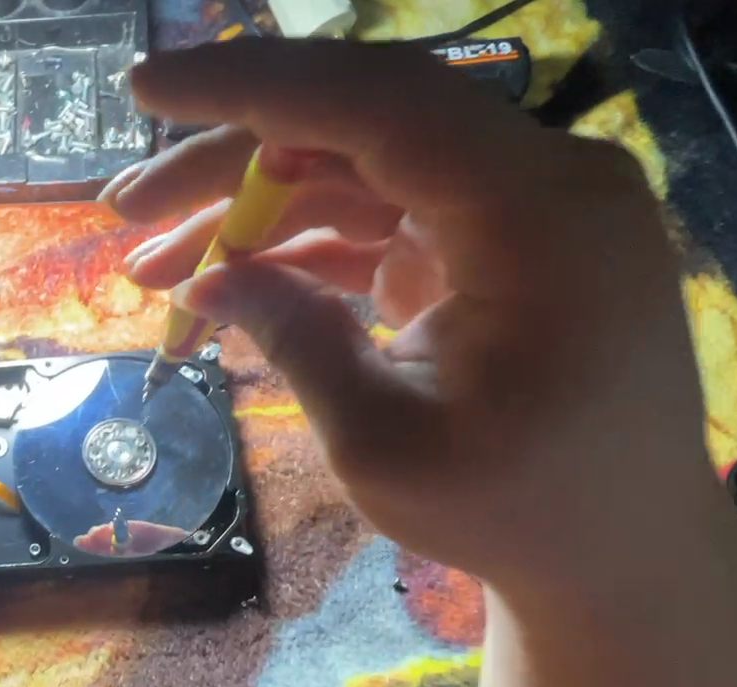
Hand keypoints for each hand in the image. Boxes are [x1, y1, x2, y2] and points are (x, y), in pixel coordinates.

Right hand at [105, 40, 718, 597]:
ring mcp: (509, 216)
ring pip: (352, 178)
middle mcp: (530, 183)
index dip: (246, 85)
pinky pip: (374, 227)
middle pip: (351, 131)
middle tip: (125, 211)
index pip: (370, 101)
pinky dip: (298, 254)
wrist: (611, 551)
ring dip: (250, 218)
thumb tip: (209, 279)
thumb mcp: (379, 438)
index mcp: (529, 212)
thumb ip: (294, 339)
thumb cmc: (510, 510)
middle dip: (226, 169)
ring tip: (152, 269)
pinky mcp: (485, 254)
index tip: (143, 84)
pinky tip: (227, 289)